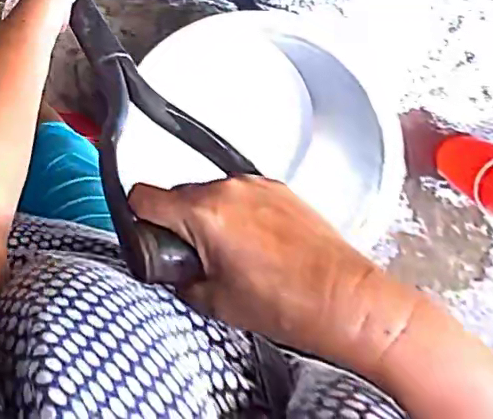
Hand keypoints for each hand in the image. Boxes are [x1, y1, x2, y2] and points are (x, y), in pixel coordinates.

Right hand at [128, 176, 422, 375]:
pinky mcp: (276, 187)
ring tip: (241, 253)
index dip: (138, 215)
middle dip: (182, 222)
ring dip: (213, 216)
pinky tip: (263, 244)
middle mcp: (223, 188)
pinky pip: (241, 193)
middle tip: (202, 257)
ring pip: (210, 193)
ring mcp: (252, 184)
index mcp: (201, 212)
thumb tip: (174, 270)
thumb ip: (182, 279)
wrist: (354, 306)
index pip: (142, 195)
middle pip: (177, 194)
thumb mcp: (219, 304)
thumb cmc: (295, 307)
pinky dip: (243, 213)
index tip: (147, 229)